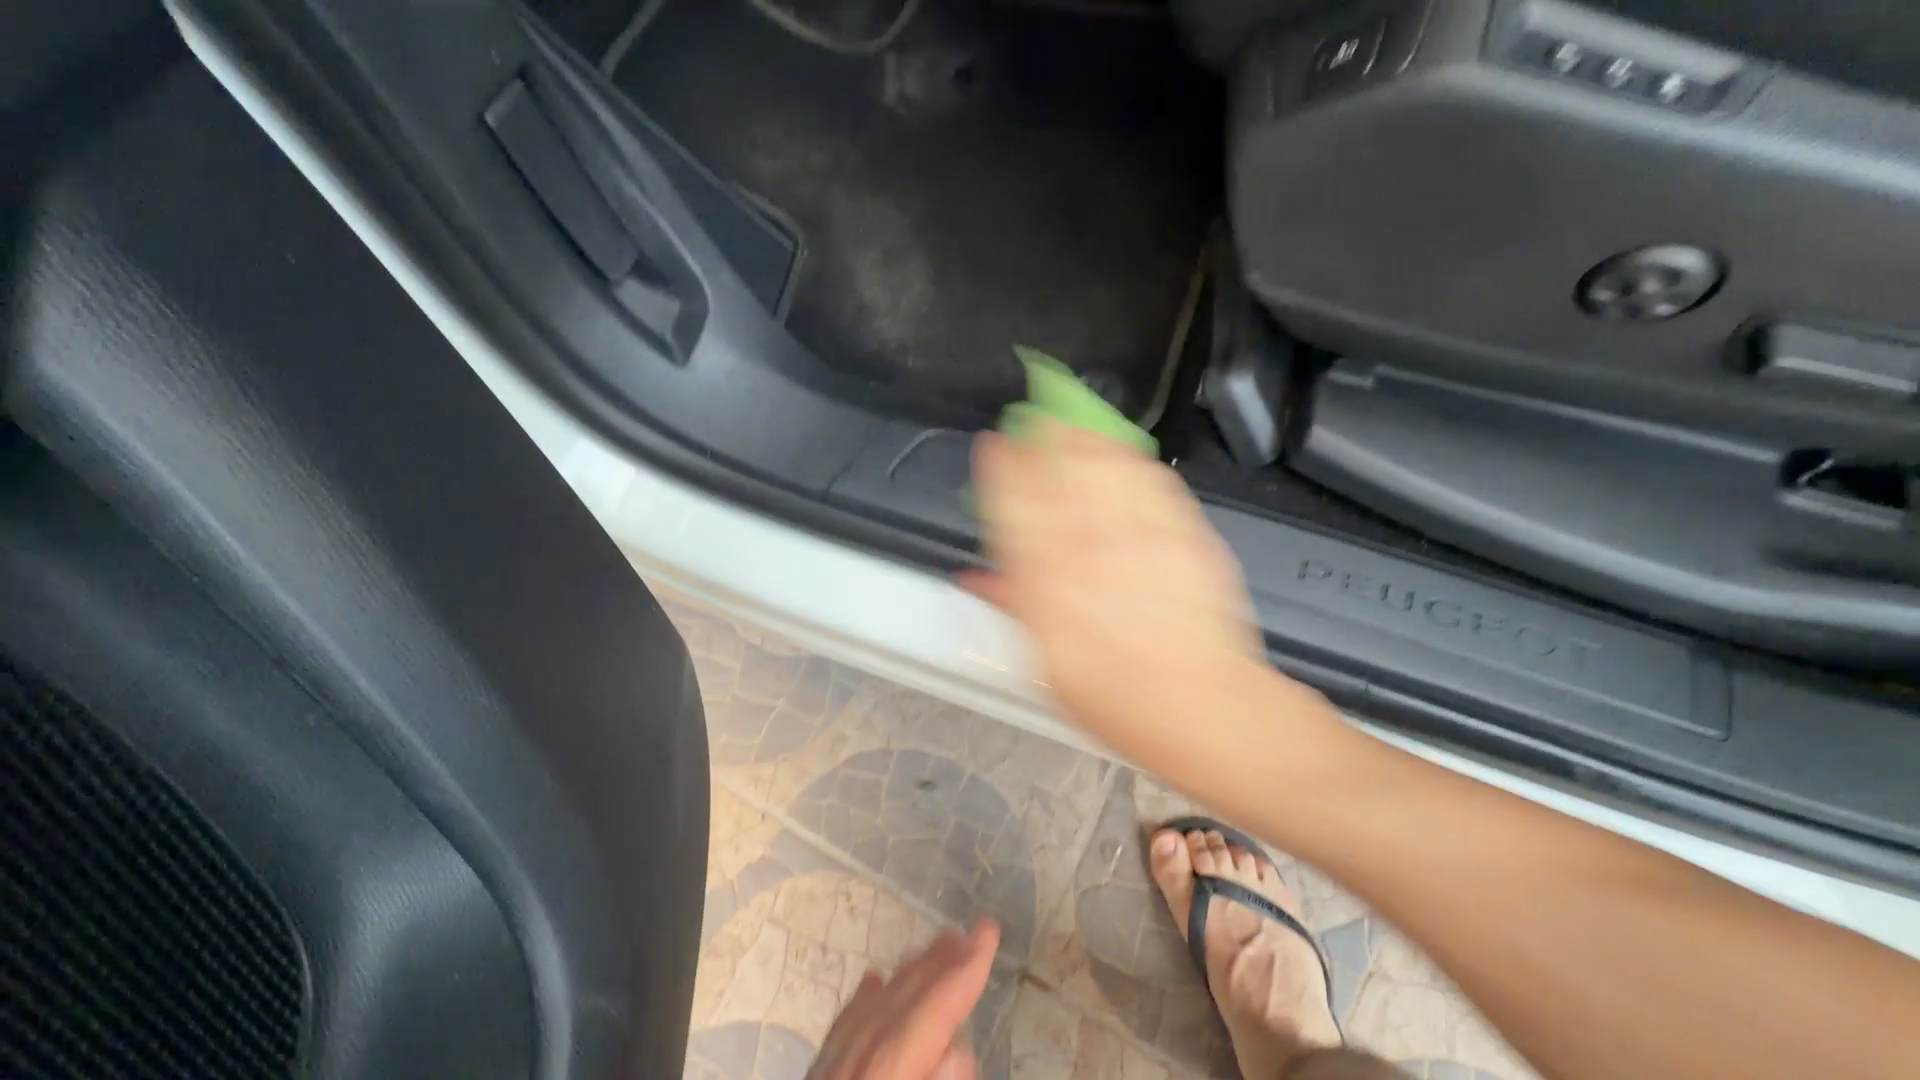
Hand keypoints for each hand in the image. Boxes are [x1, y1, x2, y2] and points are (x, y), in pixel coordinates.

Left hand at [807, 920, 999, 1078]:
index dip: (965, 969)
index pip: (933, 1009)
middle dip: (939, 963)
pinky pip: (845, 1025)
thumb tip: (959, 1049)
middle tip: (971, 930)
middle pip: (903, 1000)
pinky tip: (875, 980)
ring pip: (875, 1005)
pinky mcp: (821, 1068)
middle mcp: (857, 1055)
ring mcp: (833, 1061)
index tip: (989, 928)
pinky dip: (865, 997)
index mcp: (888, 1066)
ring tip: (937, 946)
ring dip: (909, 973)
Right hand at [965, 422, 1284, 758]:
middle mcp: (1094, 549)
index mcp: (1050, 581)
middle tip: (1033, 422)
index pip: (1016, 503)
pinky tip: (1124, 455)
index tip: (993, 446)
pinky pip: (1155, 482)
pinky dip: (1133, 461)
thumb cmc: (1115, 698)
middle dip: (1044, 438)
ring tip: (1072, 425)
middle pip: (1063, 470)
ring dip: (1086, 438)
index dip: (1002, 467)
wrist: (1201, 707)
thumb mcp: (1045, 663)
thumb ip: (1013, 606)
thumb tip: (978, 579)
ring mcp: (1144, 537)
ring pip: (1109, 465)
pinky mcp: (1187, 536)